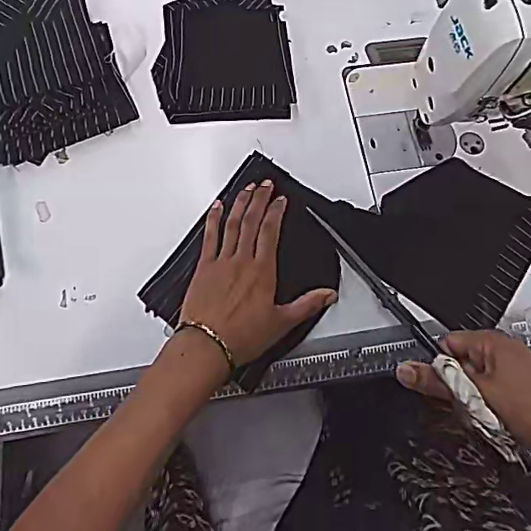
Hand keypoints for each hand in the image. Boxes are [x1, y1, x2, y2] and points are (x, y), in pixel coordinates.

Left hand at [177, 181, 337, 369]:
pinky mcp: (203, 268)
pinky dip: (213, 220)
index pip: (271, 231)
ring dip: (240, 204)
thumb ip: (307, 305)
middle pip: (252, 221)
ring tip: (245, 189)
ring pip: (232, 224)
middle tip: (264, 185)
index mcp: (262, 272)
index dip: (276, 211)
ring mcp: (221, 262)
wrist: (207, 345)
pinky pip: (210, 237)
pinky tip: (216, 209)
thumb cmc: (240, 337)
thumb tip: (326, 295)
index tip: (280, 200)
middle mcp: (241, 262)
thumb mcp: (282, 322)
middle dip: (259, 199)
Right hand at [395, 329, 530, 460]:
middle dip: (458, 392)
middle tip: (471, 408)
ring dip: (475, 405)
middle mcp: (502, 350)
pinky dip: (492, 412)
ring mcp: (514, 370)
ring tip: (492, 419)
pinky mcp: (522, 389)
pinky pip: (492, 397)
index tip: (440, 390)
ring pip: (475, 386)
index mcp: (489, 341)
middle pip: (459, 367)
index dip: (439, 370)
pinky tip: (503, 424)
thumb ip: (438, 382)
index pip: (444, 345)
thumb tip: (407, 370)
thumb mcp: (478, 397)